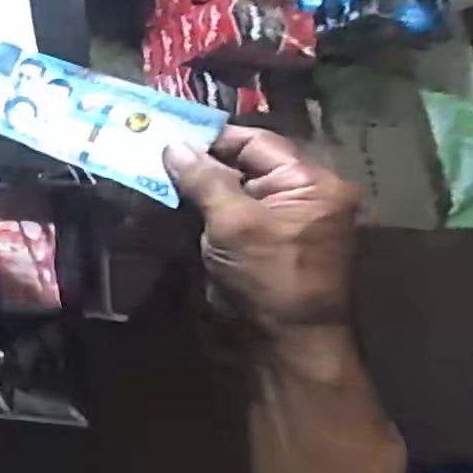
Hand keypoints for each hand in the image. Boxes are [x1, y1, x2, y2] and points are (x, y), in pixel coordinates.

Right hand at [163, 127, 359, 328]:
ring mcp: (286, 215)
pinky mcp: (267, 235)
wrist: (287, 337)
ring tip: (161, 174)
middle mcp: (305, 193)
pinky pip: (235, 206)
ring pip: (237, 184)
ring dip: (201, 181)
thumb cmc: (268, 276)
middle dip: (203, 159)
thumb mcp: (234, 223)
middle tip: (158, 154)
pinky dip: (207, 201)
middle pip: (247, 161)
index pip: (257, 143)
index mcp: (313, 183)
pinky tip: (178, 199)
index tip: (169, 136)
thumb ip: (205, 180)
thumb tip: (174, 146)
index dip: (212, 138)